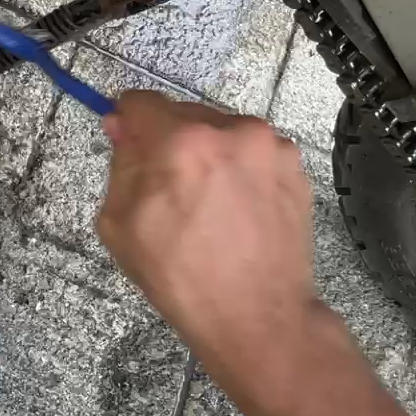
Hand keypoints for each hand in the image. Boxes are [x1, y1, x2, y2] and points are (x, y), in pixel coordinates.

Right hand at [95, 90, 321, 371]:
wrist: (254, 313)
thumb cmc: (178, 273)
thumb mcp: (119, 221)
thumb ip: (120, 164)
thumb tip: (122, 128)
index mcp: (181, 141)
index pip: (139, 102)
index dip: (125, 121)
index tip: (123, 141)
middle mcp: (232, 130)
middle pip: (181, 114)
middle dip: (164, 141)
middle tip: (160, 188)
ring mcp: (271, 146)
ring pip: (218, 132)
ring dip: (202, 153)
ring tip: (200, 202)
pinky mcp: (295, 166)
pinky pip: (249, 151)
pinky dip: (234, 168)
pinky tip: (230, 208)